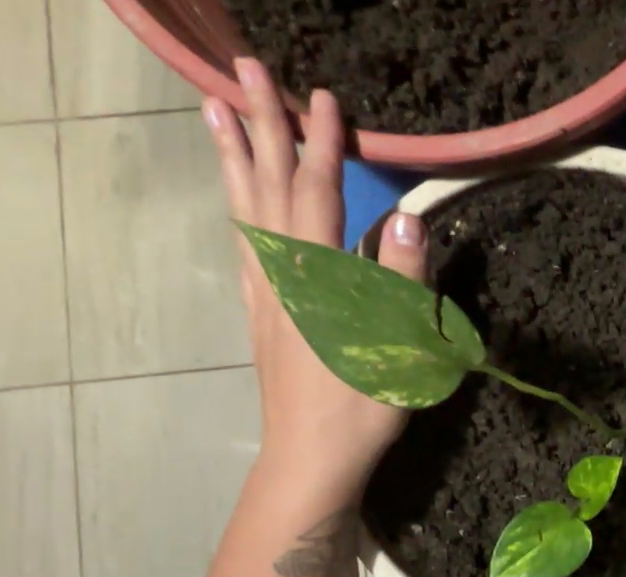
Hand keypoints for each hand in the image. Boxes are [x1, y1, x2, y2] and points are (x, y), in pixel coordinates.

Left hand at [204, 58, 426, 481]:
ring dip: (234, 158)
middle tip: (246, 73)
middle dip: (262, 128)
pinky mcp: (263, 312)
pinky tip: (238, 200)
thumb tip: (409, 221)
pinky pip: (245, 245)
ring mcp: (266, 292)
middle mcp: (281, 275)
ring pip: (246, 211)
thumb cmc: (363, 407)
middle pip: (269, 188)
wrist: (312, 455)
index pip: (320, 197)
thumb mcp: (398, 349)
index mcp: (317, 280)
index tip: (325, 101)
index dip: (323, 147)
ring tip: (216, 111)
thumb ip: (402, 283)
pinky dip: (238, 208)